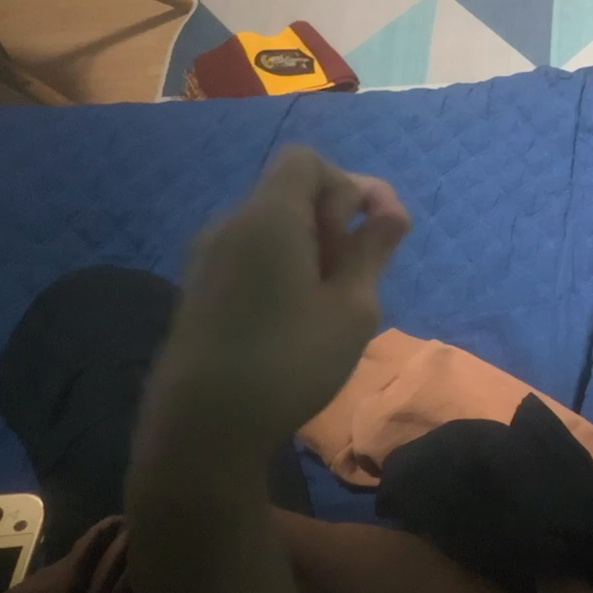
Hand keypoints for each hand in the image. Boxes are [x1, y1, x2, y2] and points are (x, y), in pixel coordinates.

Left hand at [136, 146, 410, 477]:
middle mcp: (232, 225)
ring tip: (338, 297)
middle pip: (294, 189)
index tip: (366, 234)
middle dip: (340, 217)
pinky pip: (258, 249)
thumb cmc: (292, 360)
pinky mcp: (204, 286)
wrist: (203, 430)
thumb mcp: (355, 305)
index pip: (307, 161)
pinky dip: (291, 262)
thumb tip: (389, 211)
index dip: (349, 185)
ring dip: (319, 244)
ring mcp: (211, 256)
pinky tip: (303, 310)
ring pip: (278, 222)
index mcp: (269, 220)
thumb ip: (374, 248)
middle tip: (362, 270)